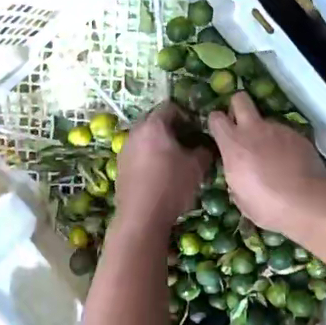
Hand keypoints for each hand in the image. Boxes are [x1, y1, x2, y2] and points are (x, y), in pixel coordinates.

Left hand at [114, 102, 211, 227]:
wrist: (141, 217)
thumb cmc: (171, 186)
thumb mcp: (196, 167)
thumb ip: (204, 151)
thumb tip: (206, 147)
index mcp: (153, 126)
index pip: (170, 107)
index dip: (186, 115)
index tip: (197, 129)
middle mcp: (135, 132)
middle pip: (155, 122)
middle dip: (173, 130)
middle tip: (188, 144)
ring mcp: (124, 150)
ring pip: (145, 139)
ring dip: (160, 144)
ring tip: (175, 161)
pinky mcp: (120, 167)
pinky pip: (138, 154)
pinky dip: (150, 158)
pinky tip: (160, 175)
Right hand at [206, 93, 325, 234]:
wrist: (307, 204)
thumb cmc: (267, 206)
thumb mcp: (238, 195)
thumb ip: (234, 172)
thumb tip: (237, 168)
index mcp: (234, 144)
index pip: (216, 117)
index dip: (217, 122)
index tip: (220, 132)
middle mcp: (255, 129)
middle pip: (240, 99)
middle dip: (237, 107)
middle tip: (241, 126)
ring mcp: (279, 129)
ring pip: (266, 120)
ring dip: (264, 132)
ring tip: (272, 156)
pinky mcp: (298, 135)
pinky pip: (285, 133)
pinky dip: (283, 143)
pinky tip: (290, 162)